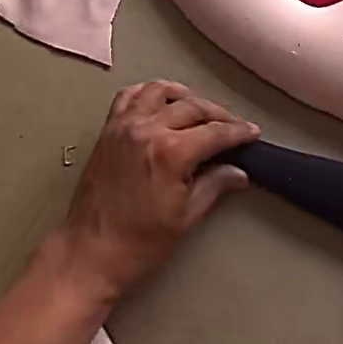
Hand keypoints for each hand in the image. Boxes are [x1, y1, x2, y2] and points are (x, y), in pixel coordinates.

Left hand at [43, 81, 259, 304]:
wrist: (91, 252)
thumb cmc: (139, 242)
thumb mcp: (186, 216)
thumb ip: (214, 185)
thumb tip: (238, 173)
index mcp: (170, 152)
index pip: (214, 132)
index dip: (237, 132)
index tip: (251, 132)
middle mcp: (147, 129)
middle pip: (191, 107)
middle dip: (217, 114)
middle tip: (232, 125)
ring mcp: (124, 126)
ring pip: (159, 91)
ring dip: (183, 96)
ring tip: (199, 107)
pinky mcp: (108, 130)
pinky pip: (128, 96)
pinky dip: (147, 92)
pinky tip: (159, 99)